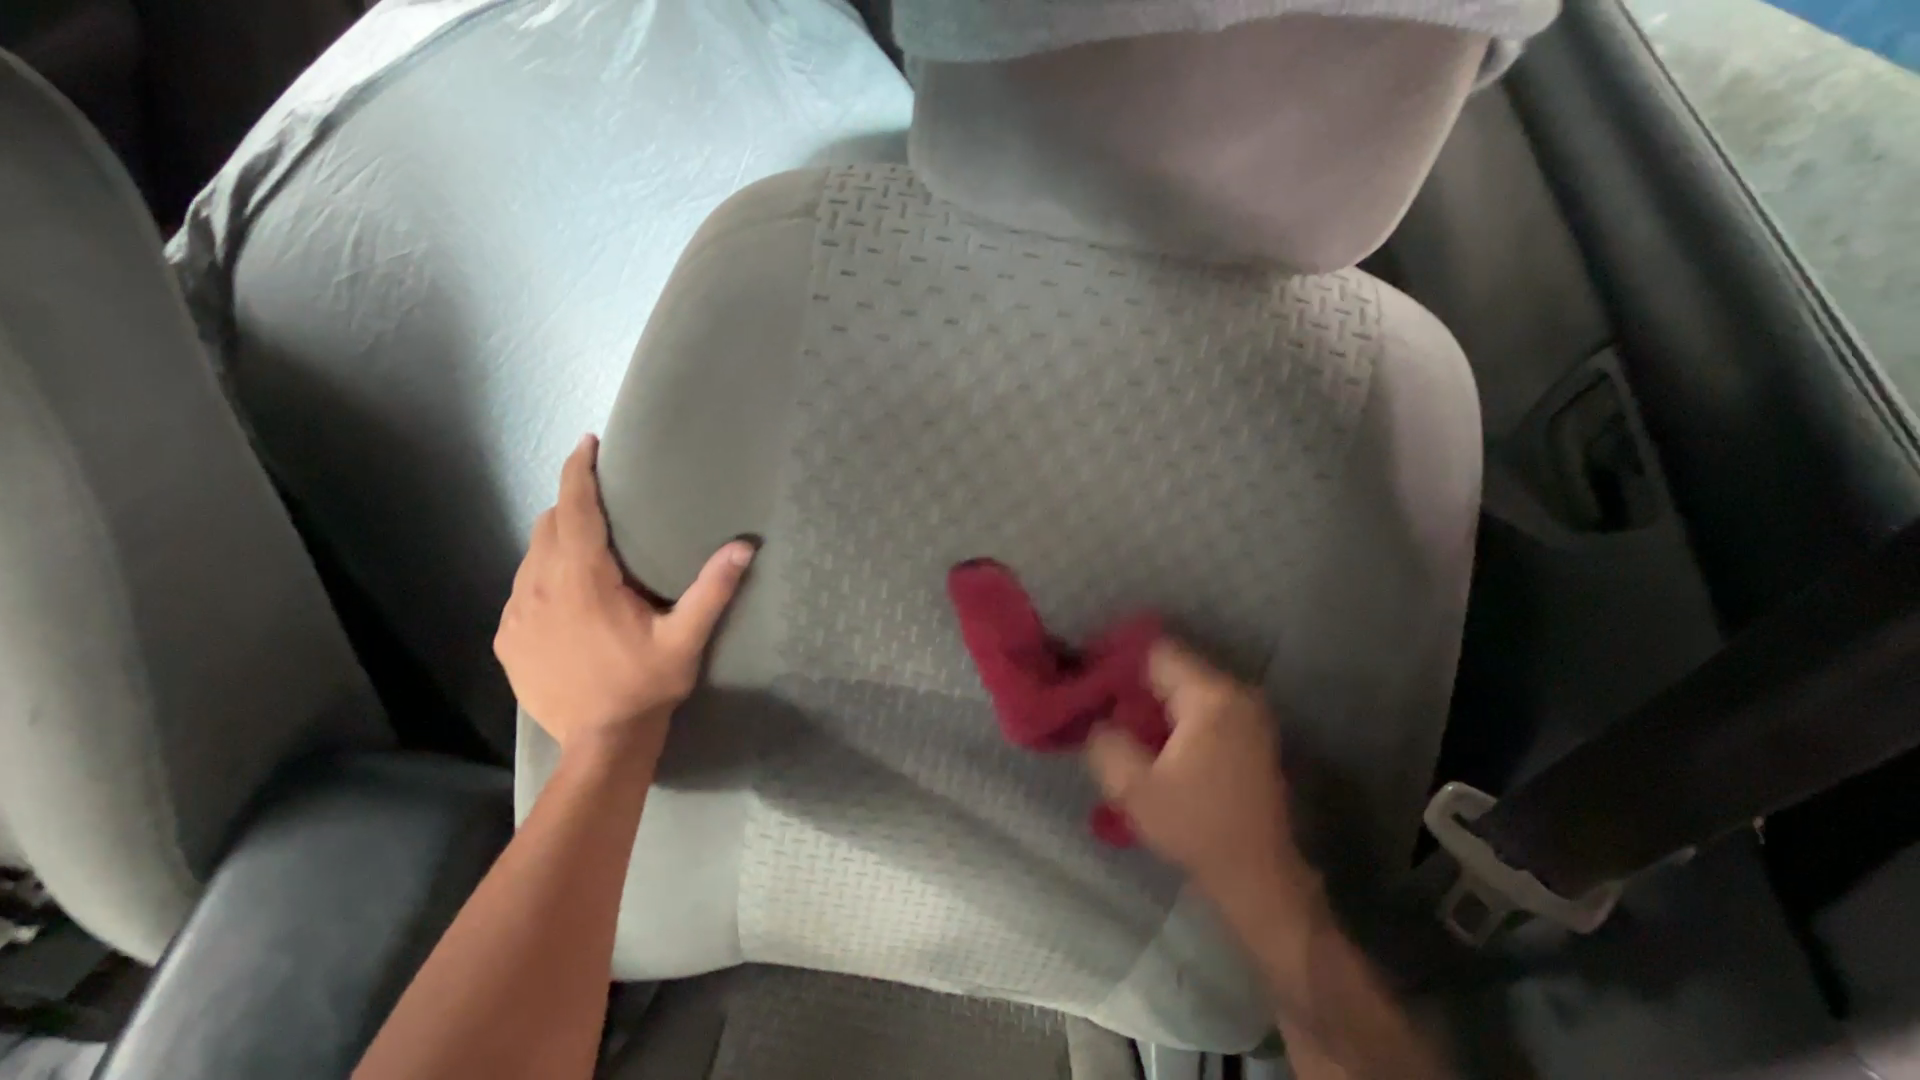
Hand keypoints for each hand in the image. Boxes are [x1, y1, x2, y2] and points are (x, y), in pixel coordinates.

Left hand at [494, 434, 753, 764]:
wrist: (599, 744)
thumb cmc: (645, 686)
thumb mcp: (685, 638)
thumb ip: (712, 589)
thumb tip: (745, 546)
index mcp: (582, 578)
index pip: (574, 507)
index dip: (578, 470)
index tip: (587, 443)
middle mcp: (538, 586)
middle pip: (549, 526)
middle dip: (572, 507)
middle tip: (602, 507)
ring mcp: (515, 615)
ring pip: (531, 557)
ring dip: (557, 545)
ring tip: (588, 555)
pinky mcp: (506, 639)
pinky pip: (521, 591)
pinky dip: (542, 581)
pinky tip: (567, 602)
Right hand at [1085, 639, 1313, 902]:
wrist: (1258, 874)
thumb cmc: (1197, 828)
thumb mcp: (1134, 789)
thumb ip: (1106, 742)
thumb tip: (1098, 719)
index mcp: (1211, 697)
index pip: (1156, 652)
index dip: (1119, 661)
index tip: (1091, 681)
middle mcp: (1237, 693)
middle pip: (1175, 668)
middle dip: (1136, 685)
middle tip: (1102, 708)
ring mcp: (1251, 713)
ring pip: (1190, 689)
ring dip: (1157, 703)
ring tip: (1124, 727)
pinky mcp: (1254, 735)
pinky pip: (1206, 708)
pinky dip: (1179, 717)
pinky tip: (1157, 744)